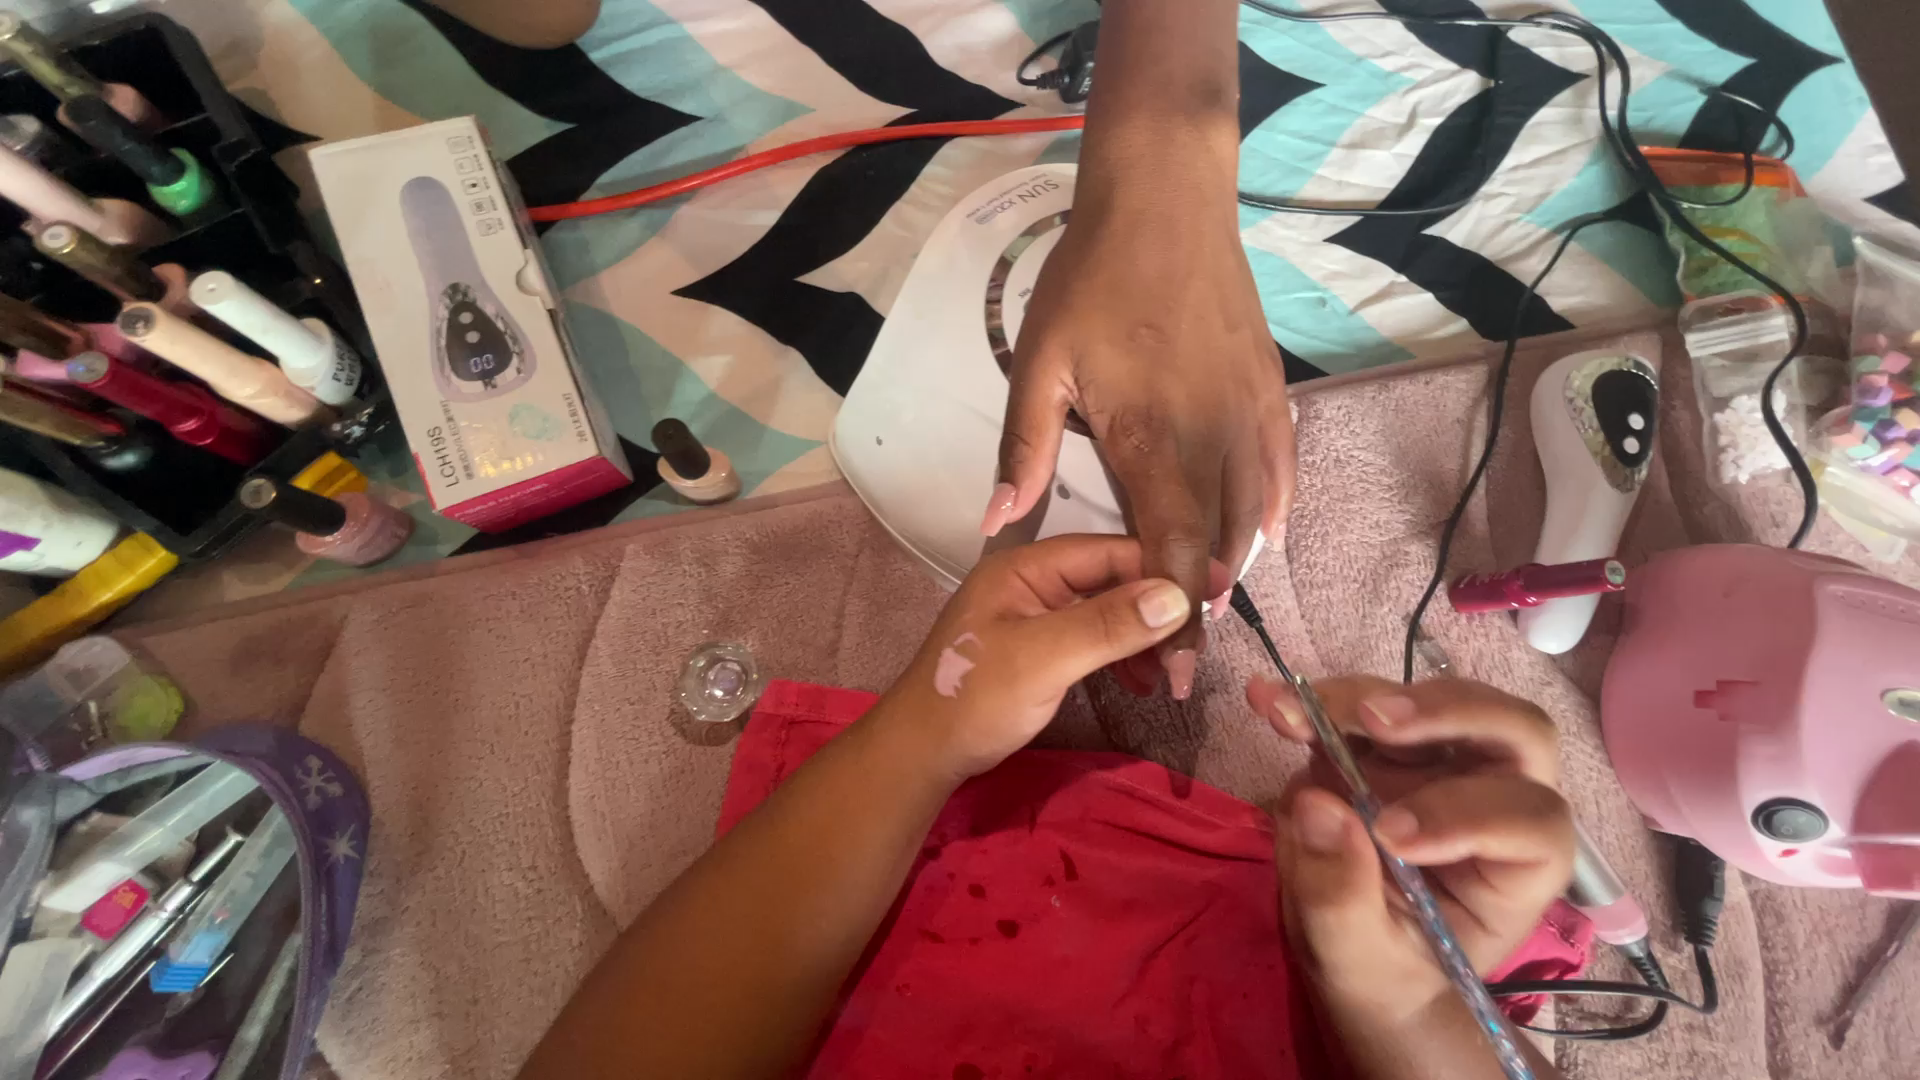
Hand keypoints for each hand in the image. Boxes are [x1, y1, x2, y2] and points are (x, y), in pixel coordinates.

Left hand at [870, 535, 1191, 780]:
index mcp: (1026, 568)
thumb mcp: (1042, 659)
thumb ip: (1106, 624)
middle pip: (1113, 581)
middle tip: (1202, 640)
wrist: (923, 753)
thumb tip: (1178, 595)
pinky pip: (1096, 640)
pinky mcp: (1043, 648)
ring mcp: (1038, 616)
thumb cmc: (973, 698)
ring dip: (1145, 638)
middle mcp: (1034, 582)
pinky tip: (1145, 683)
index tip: (1217, 586)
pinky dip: (1124, 658)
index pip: (1109, 552)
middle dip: (1159, 609)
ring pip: (1109, 613)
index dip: (1163, 567)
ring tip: (1176, 672)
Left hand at [987, 191, 1294, 698]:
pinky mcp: (1272, 394)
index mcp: (1153, 445)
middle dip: (1201, 612)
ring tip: (1210, 610)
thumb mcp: (1039, 367)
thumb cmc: (1092, 285)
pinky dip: (1271, 515)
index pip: (1169, 555)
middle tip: (1188, 660)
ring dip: (1231, 569)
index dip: (1172, 622)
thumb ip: (1022, 452)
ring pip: (1253, 519)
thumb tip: (996, 526)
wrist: (1166, 202)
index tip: (1177, 675)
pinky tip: (1264, 541)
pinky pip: (1282, 473)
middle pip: (1216, 551)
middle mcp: (1214, 444)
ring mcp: (1252, 418)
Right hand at [1248, 675, 1574, 1027]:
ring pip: (1424, 700)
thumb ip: (1342, 894)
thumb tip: (1321, 807)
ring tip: (1288, 713)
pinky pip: (1353, 705)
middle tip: (1373, 720)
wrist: (1348, 950)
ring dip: (1355, 699)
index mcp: (1514, 869)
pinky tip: (1266, 698)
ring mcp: (1430, 765)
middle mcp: (1487, 801)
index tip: (1388, 834)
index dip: (1467, 814)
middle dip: (1442, 712)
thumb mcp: (1357, 955)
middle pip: (1508, 729)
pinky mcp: (1373, 747)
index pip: (1530, 821)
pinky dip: (1310, 699)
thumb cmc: (1378, 970)